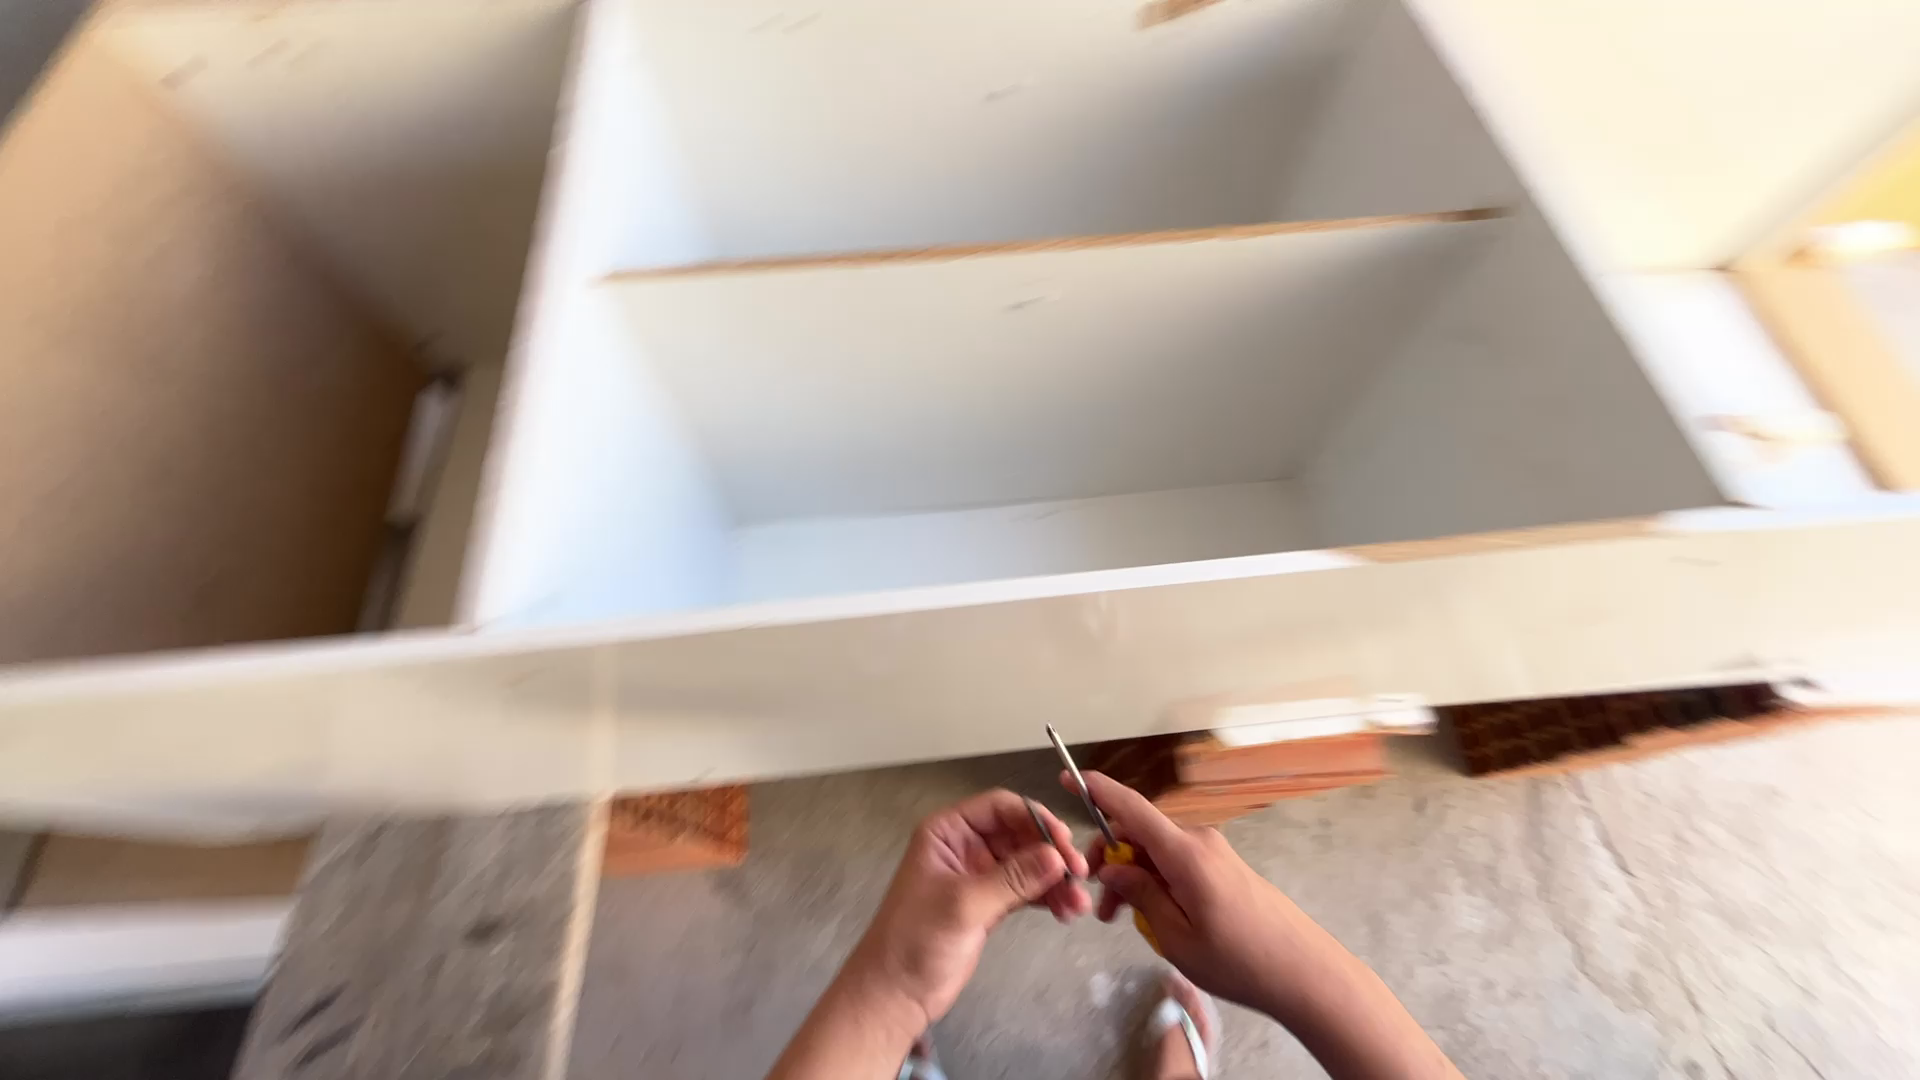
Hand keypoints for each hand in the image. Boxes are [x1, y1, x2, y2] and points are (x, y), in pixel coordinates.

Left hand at [844, 789, 1091, 1028]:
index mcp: (948, 831)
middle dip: (1050, 852)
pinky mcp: (990, 903)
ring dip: (1054, 878)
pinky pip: (1026, 889)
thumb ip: (1011, 879)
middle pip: (1019, 833)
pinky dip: (1047, 897)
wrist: (894, 996)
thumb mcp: (963, 904)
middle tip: (1079, 873)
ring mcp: (979, 875)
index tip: (1063, 840)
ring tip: (1078, 902)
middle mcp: (966, 846)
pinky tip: (1067, 910)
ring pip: (1027, 863)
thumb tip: (1056, 857)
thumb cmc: (915, 940)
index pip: (999, 807)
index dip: (1034, 818)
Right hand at [1070, 770, 1337, 1020]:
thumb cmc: (1240, 960)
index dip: (1097, 790)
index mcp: (1184, 852)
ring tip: (1126, 920)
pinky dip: (1157, 880)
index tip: (1068, 777)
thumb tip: (1111, 869)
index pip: (1131, 808)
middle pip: (1139, 834)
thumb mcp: (1176, 937)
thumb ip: (1140, 894)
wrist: (1308, 975)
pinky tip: (1159, 917)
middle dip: (1111, 861)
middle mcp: (1198, 841)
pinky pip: (1177, 862)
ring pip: (1156, 852)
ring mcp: (1214, 852)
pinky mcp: (1224, 867)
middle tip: (1100, 907)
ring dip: (1134, 877)